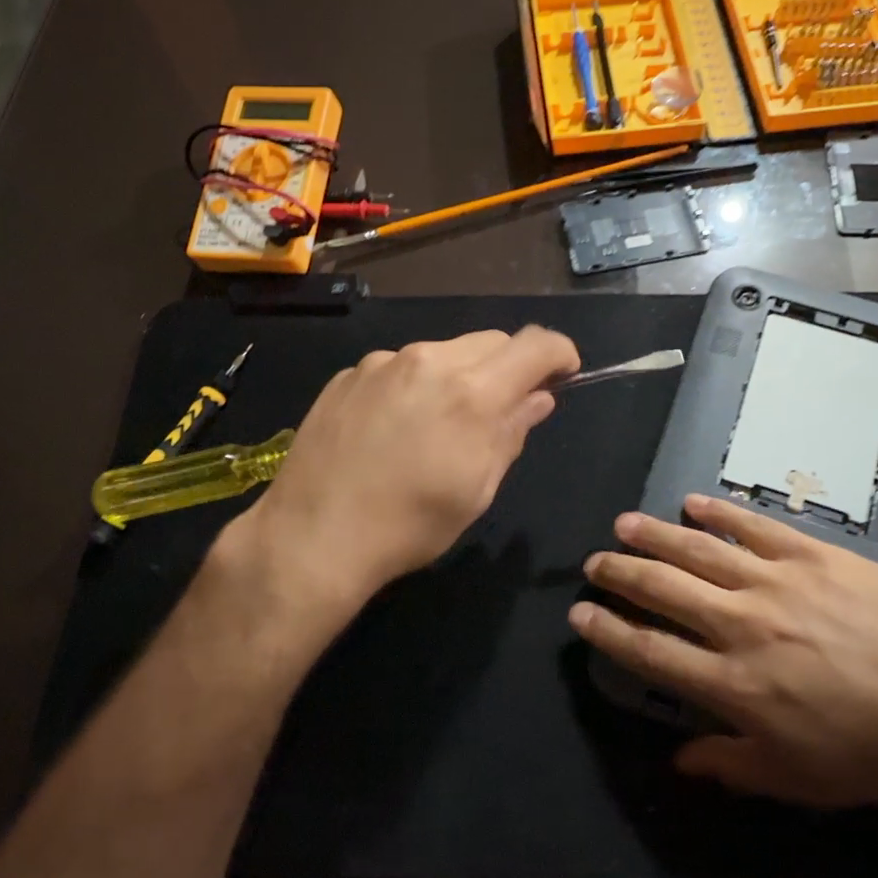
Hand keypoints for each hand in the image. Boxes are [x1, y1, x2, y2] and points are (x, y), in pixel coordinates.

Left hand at [231, 327, 579, 650]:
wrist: (314, 536)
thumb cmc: (410, 525)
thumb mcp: (477, 490)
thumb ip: (512, 433)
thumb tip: (537, 398)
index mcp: (472, 392)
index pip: (535, 345)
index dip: (560, 354)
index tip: (564, 375)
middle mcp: (428, 361)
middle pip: (491, 341)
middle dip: (510, 367)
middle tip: (504, 409)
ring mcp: (382, 363)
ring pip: (444, 351)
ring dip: (461, 375)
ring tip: (441, 426)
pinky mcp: (349, 374)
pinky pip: (400, 365)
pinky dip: (416, 385)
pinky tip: (396, 429)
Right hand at [572, 494, 877, 806]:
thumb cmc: (873, 749)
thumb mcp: (797, 779)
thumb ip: (731, 765)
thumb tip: (681, 760)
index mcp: (732, 684)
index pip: (649, 651)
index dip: (607, 631)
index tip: (580, 614)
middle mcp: (741, 625)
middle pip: (663, 590)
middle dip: (621, 574)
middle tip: (594, 563)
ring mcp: (776, 583)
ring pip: (699, 550)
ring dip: (656, 535)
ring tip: (625, 524)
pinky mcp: (813, 555)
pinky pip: (755, 527)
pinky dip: (720, 512)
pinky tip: (694, 501)